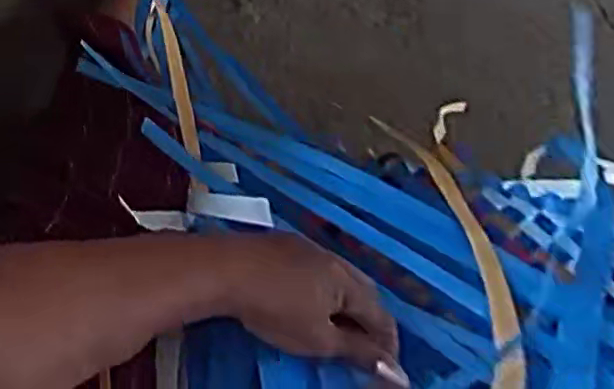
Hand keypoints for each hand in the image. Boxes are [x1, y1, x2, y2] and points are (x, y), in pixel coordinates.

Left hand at [209, 233, 407, 385]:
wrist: (216, 268)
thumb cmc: (272, 307)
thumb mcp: (320, 340)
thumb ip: (359, 353)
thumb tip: (397, 372)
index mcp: (342, 276)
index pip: (381, 315)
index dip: (387, 346)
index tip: (383, 370)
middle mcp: (322, 253)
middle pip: (359, 289)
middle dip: (365, 319)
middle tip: (360, 348)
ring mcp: (294, 243)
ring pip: (332, 275)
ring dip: (339, 301)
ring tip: (332, 327)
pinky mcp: (270, 241)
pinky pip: (306, 265)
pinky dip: (315, 286)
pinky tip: (303, 300)